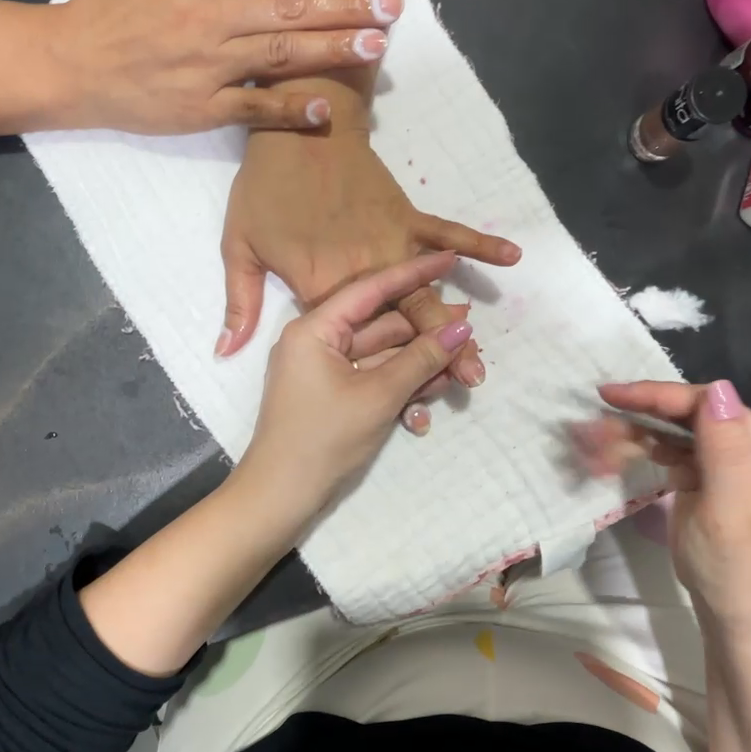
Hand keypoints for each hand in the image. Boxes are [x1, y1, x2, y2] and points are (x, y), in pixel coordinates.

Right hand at [46, 0, 398, 132]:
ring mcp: (207, 65)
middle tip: (392, 5)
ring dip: (332, 49)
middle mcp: (211, 16)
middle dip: (347, 3)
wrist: (71, 65)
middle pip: (291, 6)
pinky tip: (323, 107)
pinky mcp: (200, 108)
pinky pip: (252, 109)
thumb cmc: (112, 6)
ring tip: (376, 45)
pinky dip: (288, 109)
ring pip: (280, 53)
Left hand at [218, 120, 520, 396]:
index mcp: (321, 285)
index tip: (416, 401)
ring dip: (450, 328)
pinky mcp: (402, 218)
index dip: (384, 370)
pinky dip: (475, 243)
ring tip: (478, 361)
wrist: (296, 126)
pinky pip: (442, 232)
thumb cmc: (263, 190)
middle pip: (400, 325)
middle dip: (433, 361)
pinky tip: (510, 257)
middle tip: (464, 386)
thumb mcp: (239, 248)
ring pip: (424, 295)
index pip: (354, 339)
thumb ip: (240, 304)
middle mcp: (361, 270)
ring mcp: (386, 243)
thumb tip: (224, 350)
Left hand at [235, 253, 474, 517]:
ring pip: (381, 355)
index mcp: (314, 328)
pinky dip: (399, 385)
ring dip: (418, 365)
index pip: (371, 289)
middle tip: (469, 333)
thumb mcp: (378, 395)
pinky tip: (432, 396)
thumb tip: (462, 328)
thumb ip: (421, 359)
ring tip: (461, 371)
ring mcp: (323, 369)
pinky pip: (371, 378)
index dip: (414, 273)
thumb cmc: (323, 438)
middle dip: (425, 336)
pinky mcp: (332, 394)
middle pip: (381, 325)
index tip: (450, 256)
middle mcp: (317, 341)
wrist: (281, 494)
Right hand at [587, 380, 750, 640]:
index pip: (715, 410)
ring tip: (591, 444)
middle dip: (639, 418)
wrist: (739, 627)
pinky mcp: (709, 483)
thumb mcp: (732, 516)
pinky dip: (639, 453)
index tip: (612, 397)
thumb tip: (717, 388)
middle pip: (692, 418)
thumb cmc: (740, 577)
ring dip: (633, 435)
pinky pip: (671, 456)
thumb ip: (725, 452)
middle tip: (590, 427)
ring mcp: (732, 469)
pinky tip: (612, 457)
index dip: (663, 398)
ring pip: (675, 435)